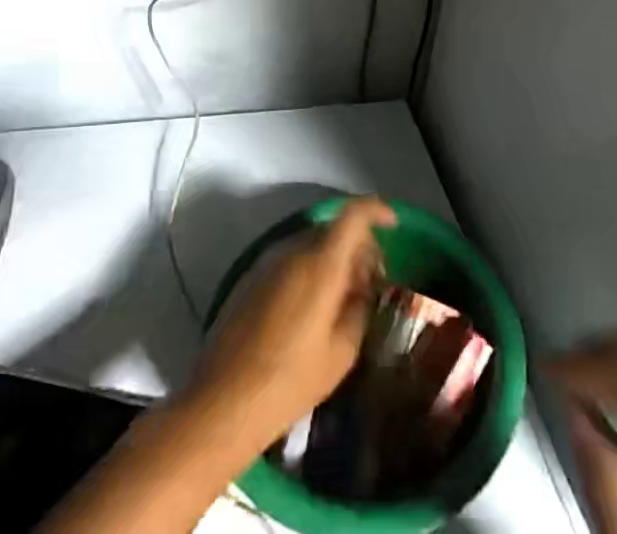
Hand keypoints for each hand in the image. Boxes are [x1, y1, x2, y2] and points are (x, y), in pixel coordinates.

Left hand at [191, 196, 397, 449]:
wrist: (222, 405)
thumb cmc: (291, 381)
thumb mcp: (343, 350)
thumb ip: (361, 307)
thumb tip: (365, 289)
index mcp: (320, 265)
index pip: (353, 215)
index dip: (377, 211)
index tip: (394, 226)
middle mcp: (292, 254)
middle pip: (334, 229)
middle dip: (359, 245)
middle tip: (372, 280)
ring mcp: (266, 266)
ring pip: (312, 244)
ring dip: (334, 259)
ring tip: (344, 298)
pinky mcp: (249, 282)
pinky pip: (291, 261)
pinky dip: (311, 270)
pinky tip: (314, 308)